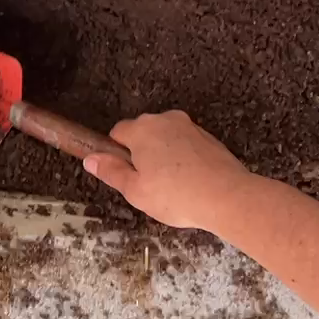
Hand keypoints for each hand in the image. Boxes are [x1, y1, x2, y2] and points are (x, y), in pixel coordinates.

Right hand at [83, 110, 255, 229]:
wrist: (228, 197)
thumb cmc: (177, 196)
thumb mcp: (135, 190)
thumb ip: (110, 171)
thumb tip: (90, 159)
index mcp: (141, 129)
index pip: (117, 133)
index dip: (117, 154)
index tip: (126, 174)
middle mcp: (164, 120)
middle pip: (142, 133)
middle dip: (141, 153)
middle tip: (149, 184)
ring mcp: (189, 126)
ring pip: (165, 138)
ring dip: (164, 155)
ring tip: (173, 186)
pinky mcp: (208, 137)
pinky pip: (185, 144)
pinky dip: (184, 158)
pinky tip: (190, 181)